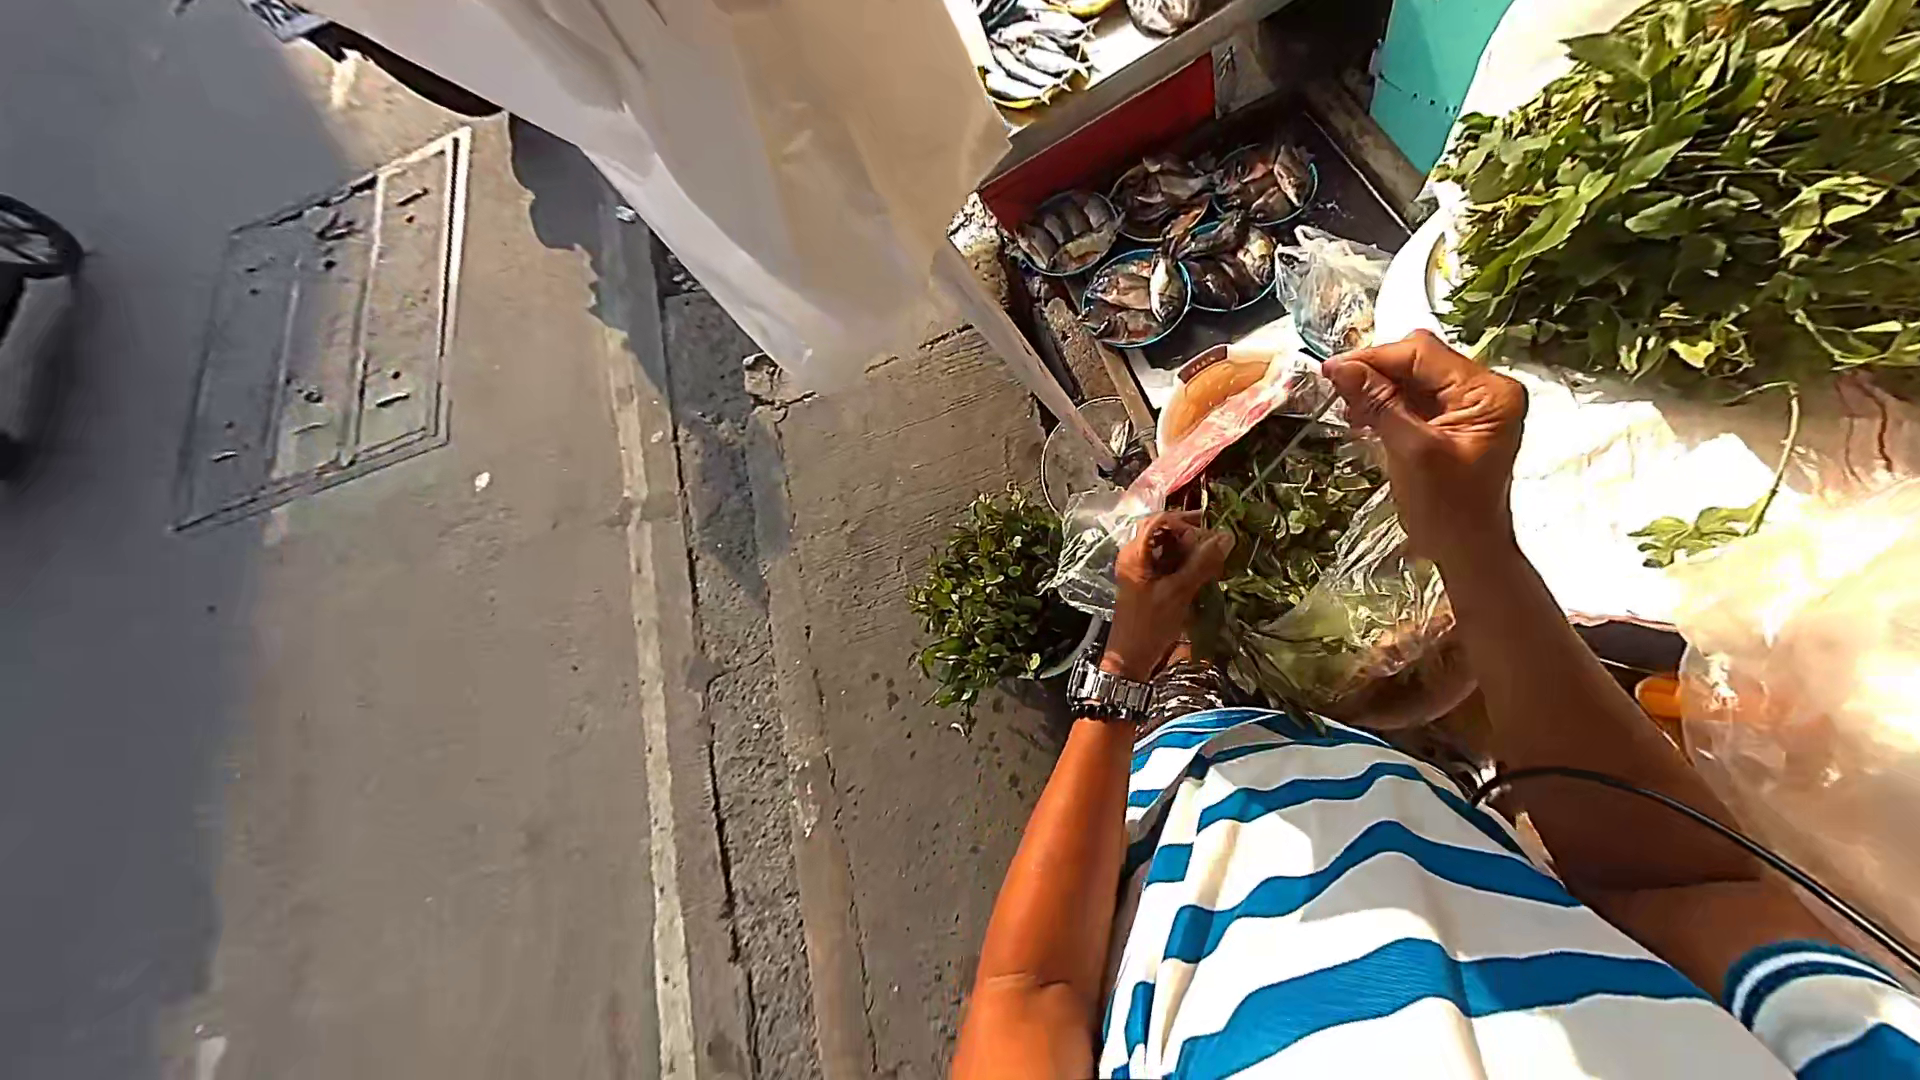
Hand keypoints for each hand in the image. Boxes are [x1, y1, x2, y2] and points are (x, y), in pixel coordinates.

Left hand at [1101, 511, 1233, 680]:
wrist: (1130, 656)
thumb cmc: (1150, 624)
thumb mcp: (1178, 592)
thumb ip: (1201, 563)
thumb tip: (1226, 536)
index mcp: (1134, 552)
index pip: (1158, 520)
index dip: (1184, 521)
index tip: (1209, 531)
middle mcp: (1134, 555)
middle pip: (1163, 531)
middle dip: (1191, 536)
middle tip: (1216, 546)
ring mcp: (1140, 568)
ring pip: (1168, 547)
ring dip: (1190, 551)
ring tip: (1213, 560)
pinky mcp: (1147, 581)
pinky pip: (1167, 563)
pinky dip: (1185, 564)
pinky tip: (1203, 573)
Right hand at [1322, 330, 1527, 565]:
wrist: (1465, 548)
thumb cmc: (1446, 507)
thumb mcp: (1411, 451)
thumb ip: (1379, 404)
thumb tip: (1340, 368)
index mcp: (1488, 392)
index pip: (1423, 354)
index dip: (1374, 358)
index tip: (1329, 370)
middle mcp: (1482, 390)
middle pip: (1418, 360)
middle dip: (1374, 372)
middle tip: (1337, 391)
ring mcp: (1466, 406)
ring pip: (1410, 378)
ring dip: (1375, 389)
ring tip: (1350, 411)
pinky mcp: (1449, 422)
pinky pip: (1411, 399)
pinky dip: (1383, 404)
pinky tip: (1364, 419)